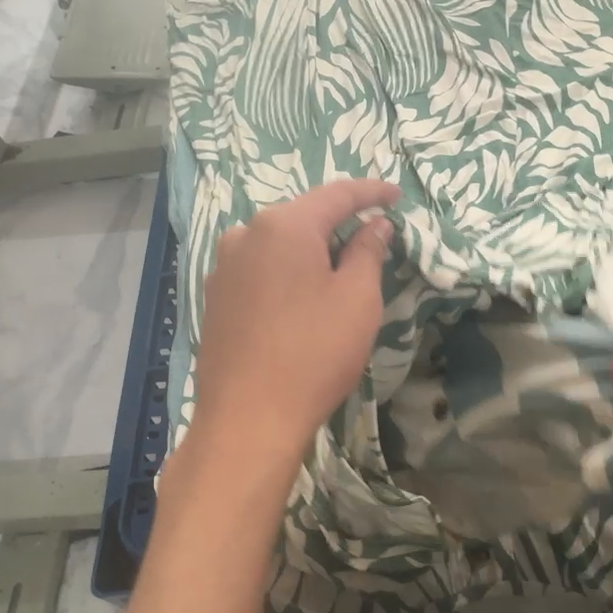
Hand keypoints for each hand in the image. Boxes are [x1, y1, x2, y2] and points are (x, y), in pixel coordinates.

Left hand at [188, 179, 400, 463]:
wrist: (248, 419)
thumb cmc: (314, 354)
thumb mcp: (357, 300)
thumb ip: (368, 252)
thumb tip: (375, 224)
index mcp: (284, 225)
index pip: (337, 194)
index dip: (371, 193)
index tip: (396, 196)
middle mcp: (246, 234)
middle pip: (303, 215)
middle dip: (339, 222)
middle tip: (372, 237)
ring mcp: (224, 266)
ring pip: (278, 243)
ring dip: (310, 249)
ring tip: (338, 269)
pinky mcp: (215, 297)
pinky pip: (259, 268)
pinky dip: (286, 271)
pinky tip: (301, 296)